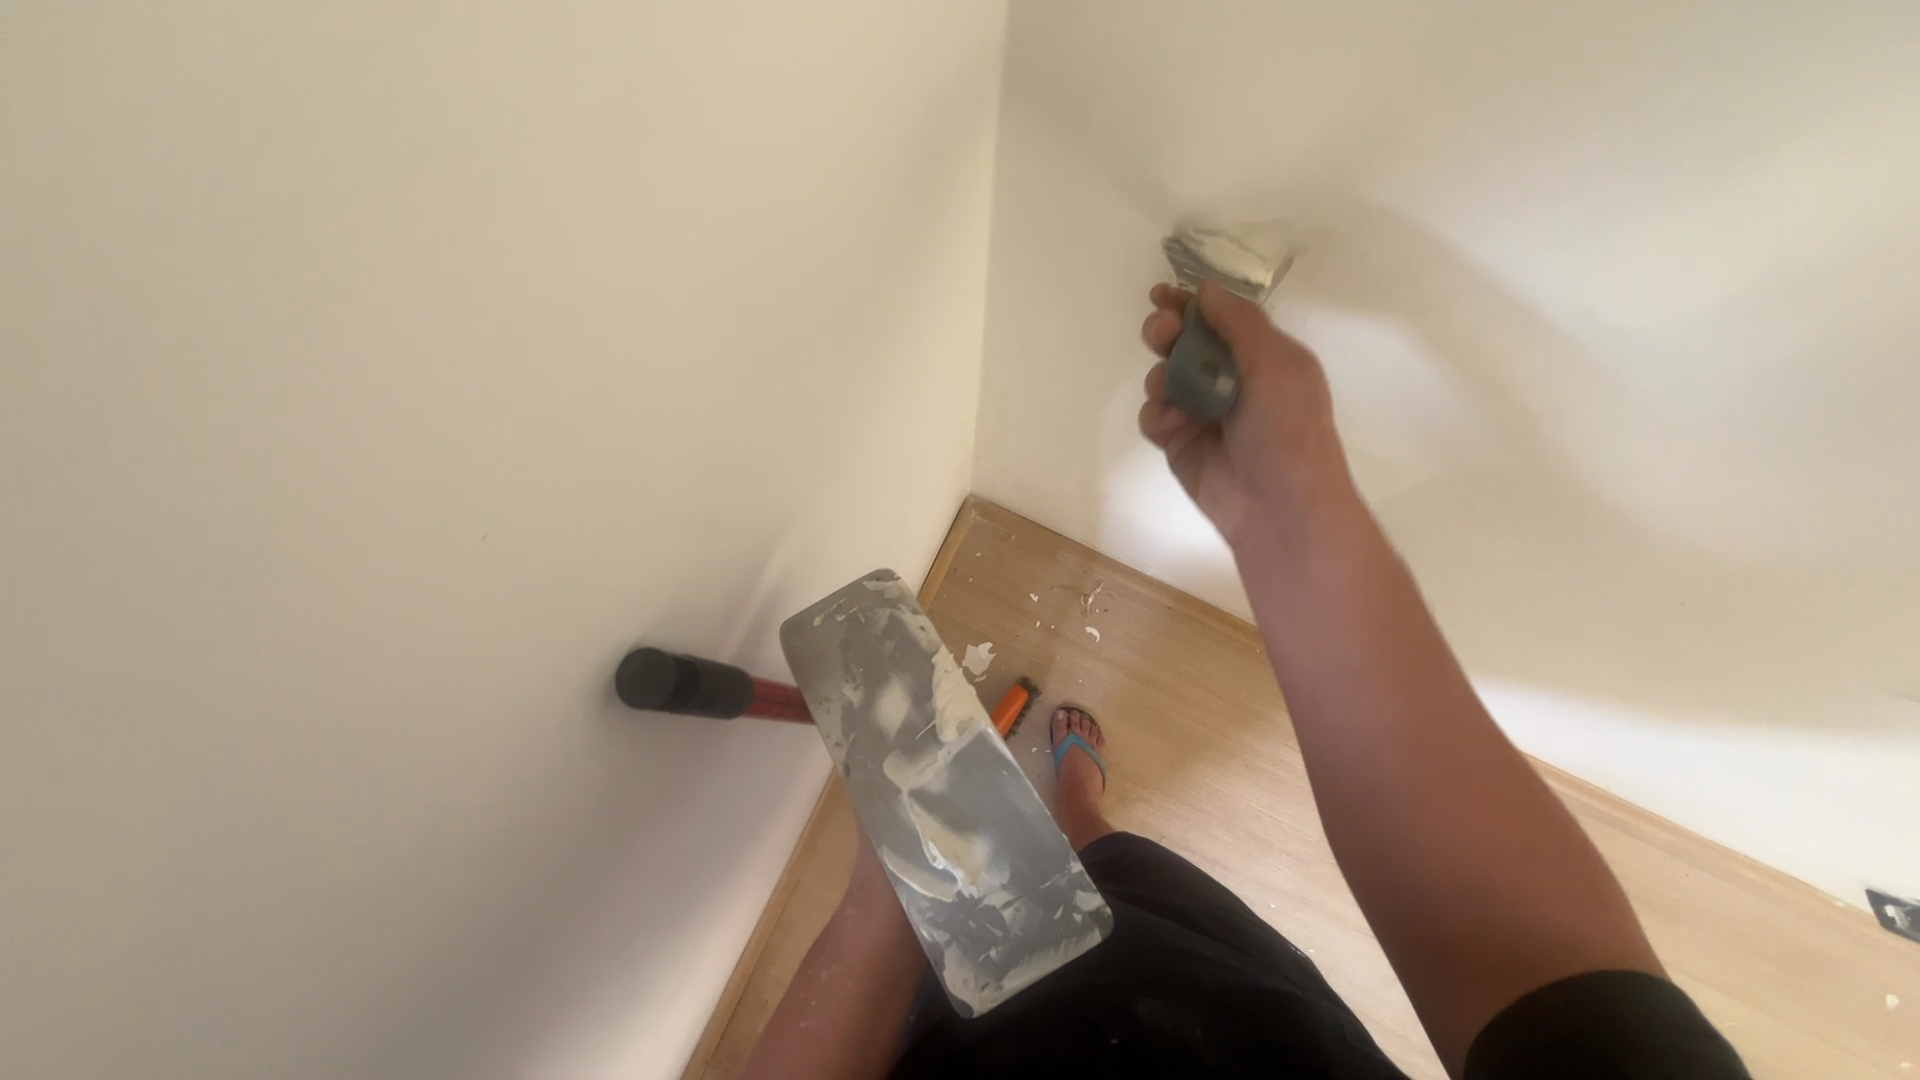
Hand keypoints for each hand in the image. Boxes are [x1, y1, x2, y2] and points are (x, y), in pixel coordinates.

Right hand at [1138, 281, 1355, 551]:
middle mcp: (1229, 380)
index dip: (1190, 304)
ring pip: (1163, 377)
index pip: (1219, 319)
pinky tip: (1171, 425)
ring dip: (1161, 375)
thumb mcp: (1276, 362)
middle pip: (1184, 343)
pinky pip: (1153, 416)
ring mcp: (1200, 413)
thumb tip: (1205, 289)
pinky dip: (1157, 414)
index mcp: (1261, 356)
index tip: (1162, 294)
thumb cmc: (1288, 428)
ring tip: (1168, 387)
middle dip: (1166, 332)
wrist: (1279, 504)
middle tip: (1160, 332)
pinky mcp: (1177, 443)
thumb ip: (1239, 322)